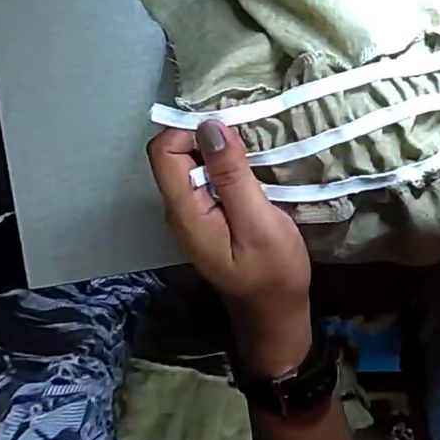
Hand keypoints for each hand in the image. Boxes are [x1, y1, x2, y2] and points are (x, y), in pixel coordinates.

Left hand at [147, 120, 313, 374]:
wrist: (276, 313)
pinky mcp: (211, 216)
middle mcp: (180, 209)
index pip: (163, 151)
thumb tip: (210, 126)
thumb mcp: (258, 223)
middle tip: (250, 134)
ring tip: (256, 146)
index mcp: (185, 211)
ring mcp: (195, 214)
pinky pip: (208, 178)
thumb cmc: (273, 272)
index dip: (191, 131)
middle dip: (207, 135)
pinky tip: (254, 167)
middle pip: (175, 154)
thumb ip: (232, 176)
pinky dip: (227, 165)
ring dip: (220, 149)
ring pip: (193, 164)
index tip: (233, 129)